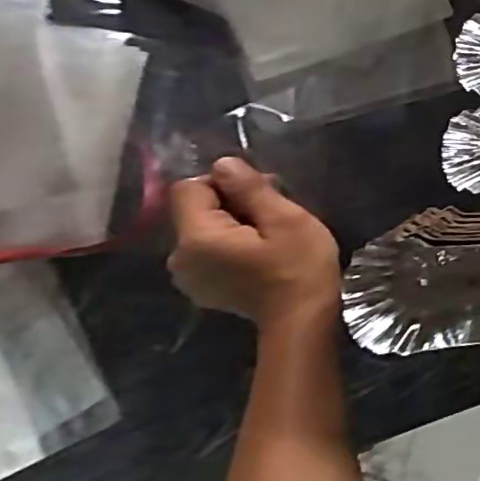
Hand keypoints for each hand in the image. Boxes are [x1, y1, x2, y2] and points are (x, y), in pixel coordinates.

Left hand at [168, 157, 340, 332]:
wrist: (301, 317)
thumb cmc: (299, 265)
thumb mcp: (287, 220)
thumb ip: (251, 191)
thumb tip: (223, 163)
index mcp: (196, 237)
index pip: (188, 189)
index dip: (225, 183)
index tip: (265, 193)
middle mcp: (178, 256)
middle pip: (195, 211)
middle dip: (232, 205)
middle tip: (277, 215)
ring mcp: (186, 276)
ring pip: (203, 232)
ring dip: (233, 226)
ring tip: (271, 237)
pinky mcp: (201, 288)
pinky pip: (208, 253)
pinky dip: (231, 247)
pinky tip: (260, 257)